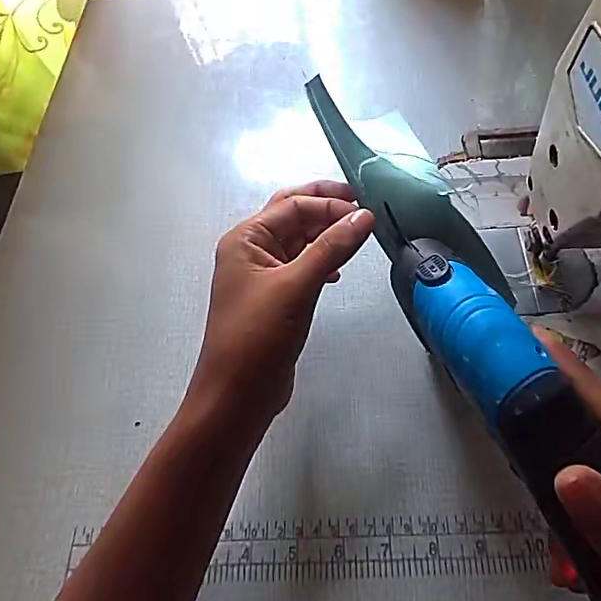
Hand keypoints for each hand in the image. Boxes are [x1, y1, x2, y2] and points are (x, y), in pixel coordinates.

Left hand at [191, 182, 373, 424]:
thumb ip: (331, 247)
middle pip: (292, 215)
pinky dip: (322, 261)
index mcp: (246, 239)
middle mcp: (250, 251)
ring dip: (326, 235)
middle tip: (360, 204)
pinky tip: (337, 271)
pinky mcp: (274, 297)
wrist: (236, 397)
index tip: (363, 213)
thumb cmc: (256, 338)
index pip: (293, 206)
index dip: (329, 205)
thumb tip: (363, 217)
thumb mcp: (297, 286)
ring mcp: (261, 274)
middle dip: (325, 207)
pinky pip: (301, 265)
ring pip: (299, 240)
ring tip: (356, 235)